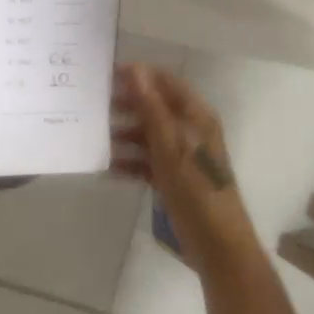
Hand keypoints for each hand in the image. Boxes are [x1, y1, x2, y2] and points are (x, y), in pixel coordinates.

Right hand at [113, 64, 253, 266]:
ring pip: (148, 135)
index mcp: (195, 117)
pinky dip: (130, 161)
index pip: (165, 82)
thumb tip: (136, 70)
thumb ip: (151, 108)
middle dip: (126, 106)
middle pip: (154, 107)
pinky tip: (108, 167)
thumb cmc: (195, 189)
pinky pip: (148, 161)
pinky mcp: (174, 177)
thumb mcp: (169, 146)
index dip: (139, 75)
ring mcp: (182, 155)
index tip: (107, 76)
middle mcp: (189, 130)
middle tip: (95, 107)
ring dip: (124, 135)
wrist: (218, 244)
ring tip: (97, 138)